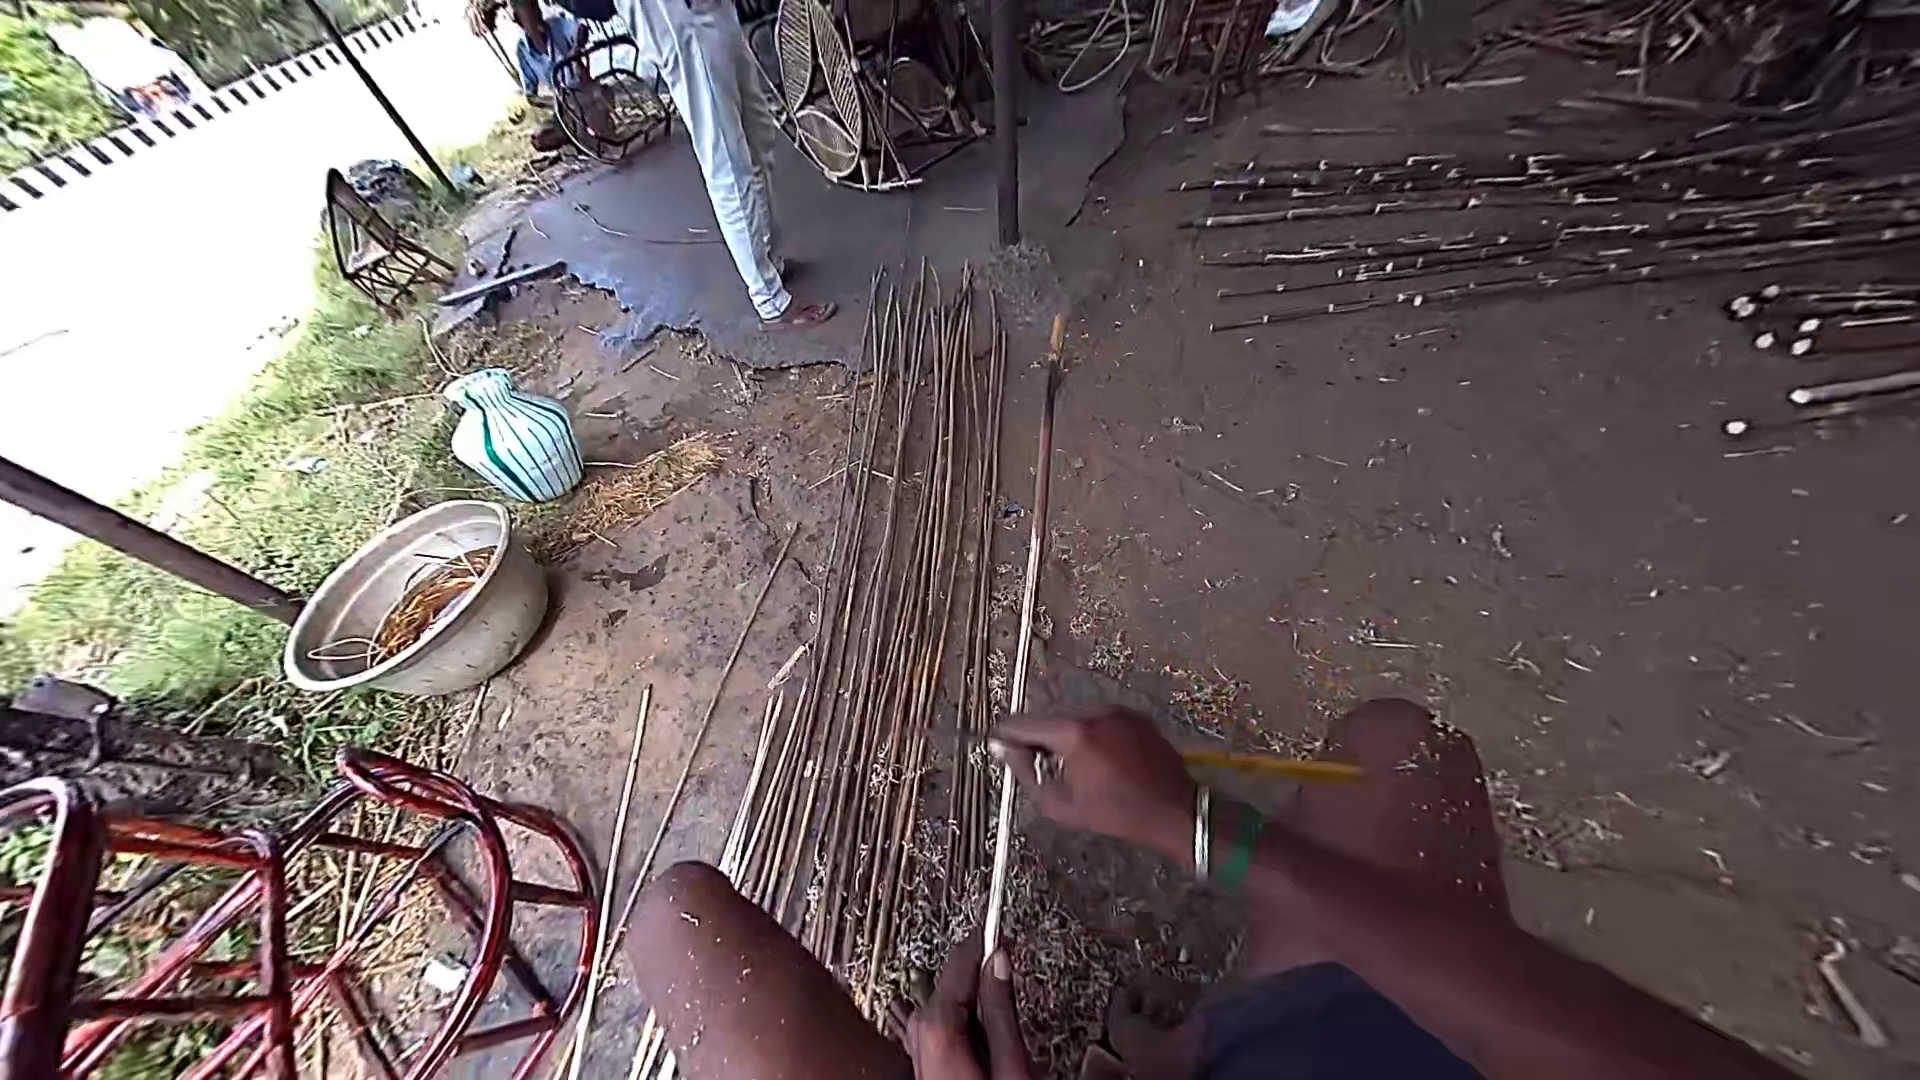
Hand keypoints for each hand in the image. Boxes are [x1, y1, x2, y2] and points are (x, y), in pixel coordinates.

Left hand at [907, 933, 1033, 1079]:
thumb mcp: (1011, 1067)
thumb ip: (1003, 1009)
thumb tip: (999, 959)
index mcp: (937, 1025)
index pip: (961, 957)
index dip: (986, 941)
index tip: (1003, 932)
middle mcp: (920, 1030)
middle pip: (955, 976)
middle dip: (984, 973)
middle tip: (1011, 977)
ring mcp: (919, 1045)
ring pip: (953, 998)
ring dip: (977, 999)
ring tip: (1004, 1021)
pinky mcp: (925, 1060)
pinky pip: (948, 1022)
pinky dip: (969, 1020)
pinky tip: (987, 1041)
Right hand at [992, 706, 1197, 862]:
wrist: (1174, 812)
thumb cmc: (1119, 813)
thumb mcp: (1063, 805)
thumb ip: (1028, 775)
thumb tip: (1010, 754)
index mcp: (1074, 732)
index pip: (1028, 724)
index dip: (1009, 734)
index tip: (998, 740)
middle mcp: (1095, 712)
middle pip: (1051, 716)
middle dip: (1039, 735)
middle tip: (1034, 758)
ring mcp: (1117, 710)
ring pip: (1076, 715)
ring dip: (1064, 732)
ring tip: (1069, 761)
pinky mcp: (1134, 715)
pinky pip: (1100, 717)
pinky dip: (1090, 731)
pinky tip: (1095, 756)